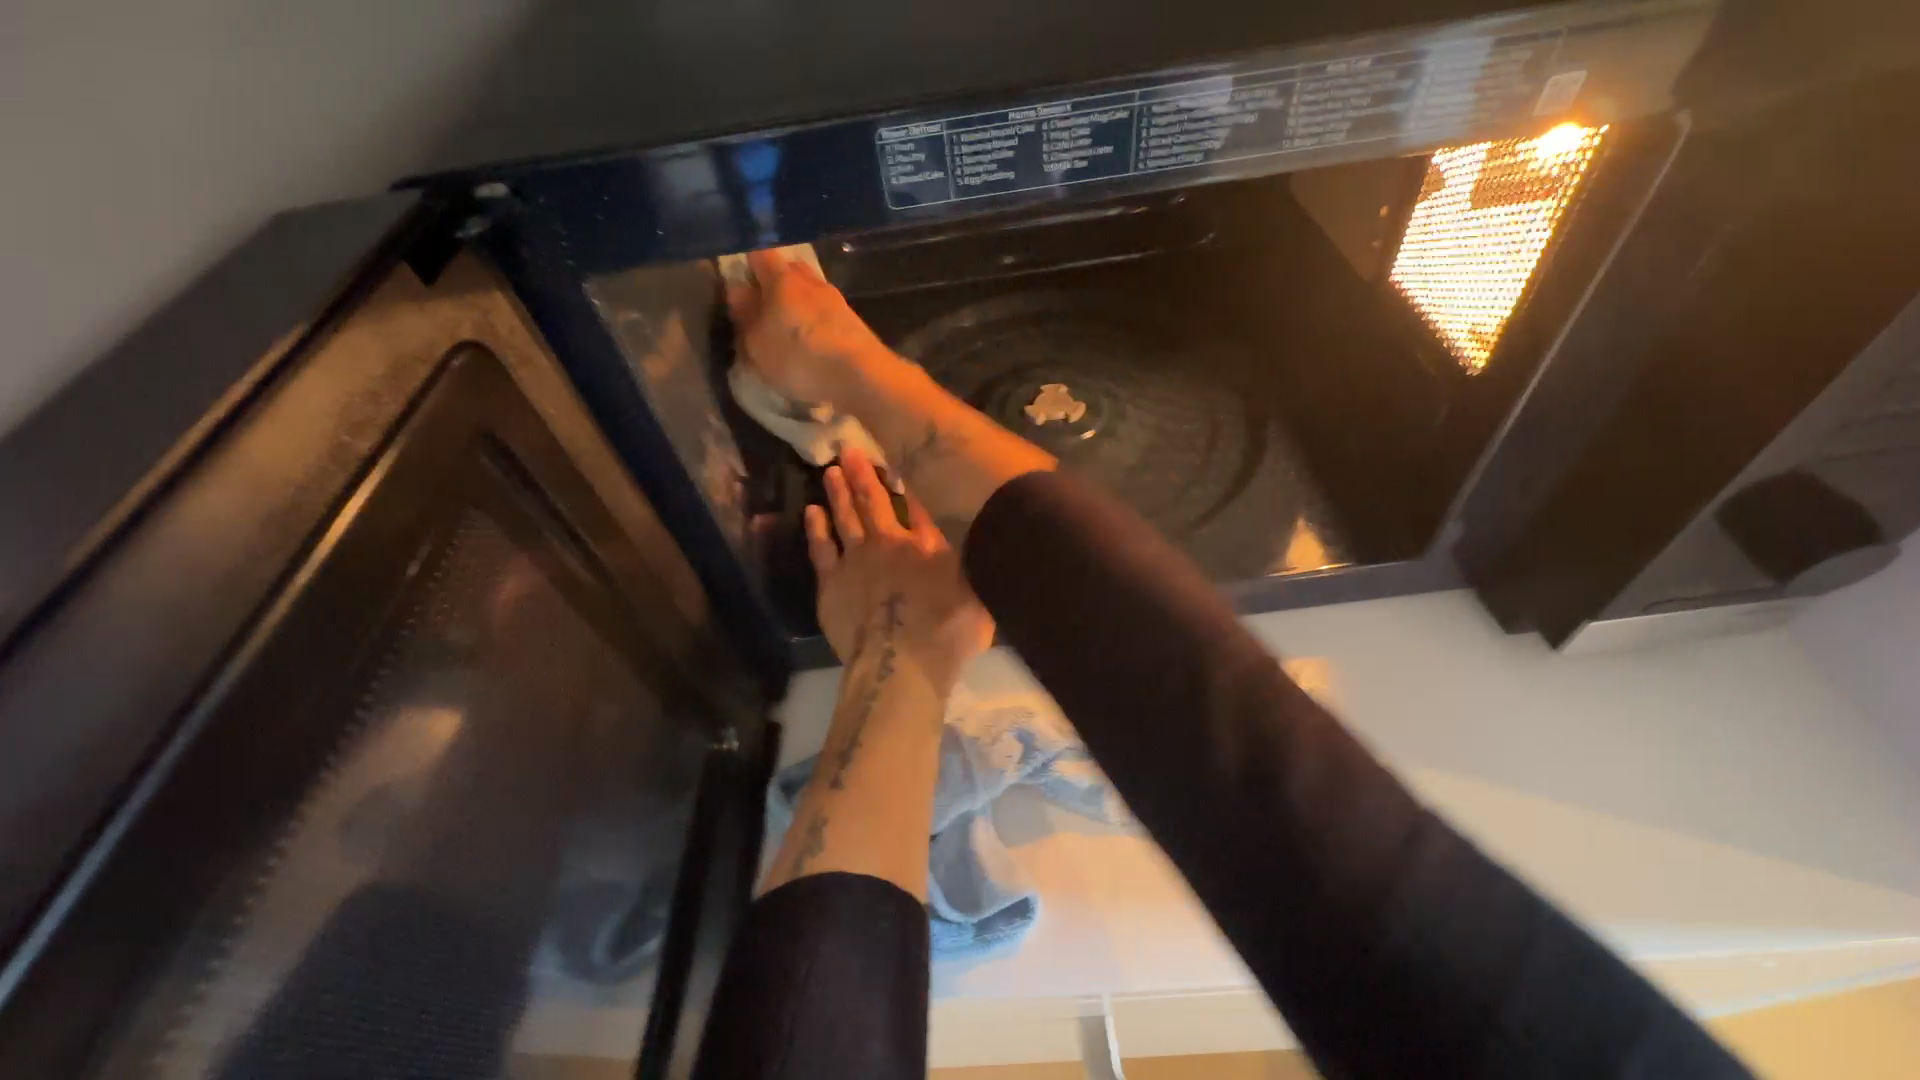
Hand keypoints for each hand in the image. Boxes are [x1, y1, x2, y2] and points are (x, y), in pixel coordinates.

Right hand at [726, 249, 890, 403]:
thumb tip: (738, 290)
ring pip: (810, 291)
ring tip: (788, 329)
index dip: (747, 265)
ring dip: (798, 304)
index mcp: (782, 278)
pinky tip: (814, 342)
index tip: (740, 284)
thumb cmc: (800, 358)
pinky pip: (827, 313)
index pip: (760, 255)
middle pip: (789, 270)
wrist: (861, 376)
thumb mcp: (758, 343)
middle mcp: (811, 281)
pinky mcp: (853, 321)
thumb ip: (746, 315)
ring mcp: (836, 300)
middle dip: (775, 283)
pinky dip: (816, 321)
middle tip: (763, 308)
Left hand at [806, 447, 993, 693]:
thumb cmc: (947, 635)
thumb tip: (982, 542)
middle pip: (875, 501)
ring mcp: (856, 560)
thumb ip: (975, 567)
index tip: (901, 458)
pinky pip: (821, 547)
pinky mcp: (831, 582)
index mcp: (930, 546)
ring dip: (839, 492)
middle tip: (850, 450)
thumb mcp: (979, 596)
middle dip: (863, 473)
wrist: (899, 663)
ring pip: (845, 517)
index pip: (920, 506)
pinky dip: (816, 527)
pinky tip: (812, 512)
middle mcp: (891, 542)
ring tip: (831, 470)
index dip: (910, 481)